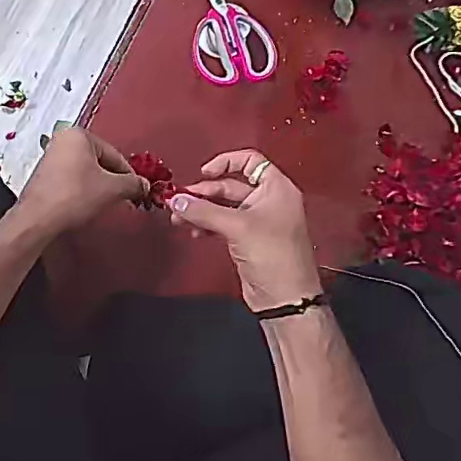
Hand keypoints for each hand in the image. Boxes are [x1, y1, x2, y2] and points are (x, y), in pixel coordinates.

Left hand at [13, 127, 149, 238]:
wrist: (37, 219)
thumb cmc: (75, 196)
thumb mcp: (112, 189)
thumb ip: (133, 183)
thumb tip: (145, 185)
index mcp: (79, 135)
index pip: (114, 155)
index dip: (128, 175)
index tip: (136, 191)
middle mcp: (63, 140)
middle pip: (100, 161)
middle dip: (112, 181)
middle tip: (121, 199)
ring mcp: (51, 157)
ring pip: (86, 171)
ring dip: (98, 187)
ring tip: (103, 204)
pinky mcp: (44, 175)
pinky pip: (72, 178)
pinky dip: (82, 190)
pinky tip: (85, 205)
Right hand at [169, 150, 321, 312]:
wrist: (285, 299)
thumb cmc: (272, 255)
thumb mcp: (238, 227)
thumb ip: (204, 211)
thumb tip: (175, 200)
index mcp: (276, 188)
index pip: (250, 161)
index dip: (226, 162)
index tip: (203, 172)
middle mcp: (268, 200)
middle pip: (231, 184)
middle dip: (204, 192)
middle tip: (179, 200)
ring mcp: (257, 220)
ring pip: (223, 206)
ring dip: (201, 210)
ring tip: (177, 217)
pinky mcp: (247, 239)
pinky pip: (222, 223)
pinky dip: (207, 224)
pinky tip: (191, 230)